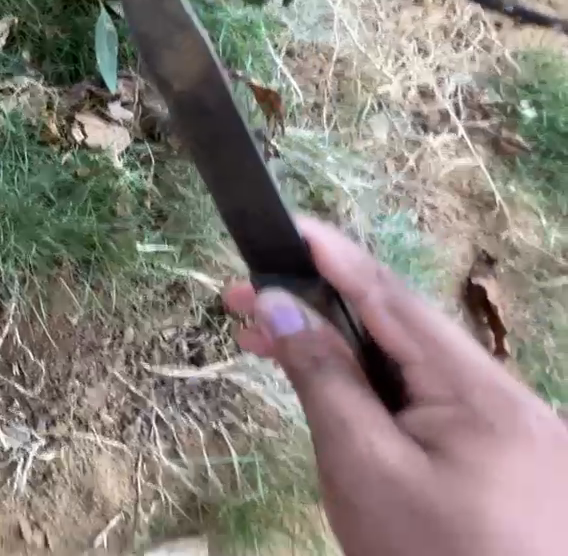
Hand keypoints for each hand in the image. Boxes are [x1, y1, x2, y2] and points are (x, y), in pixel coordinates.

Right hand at [225, 218, 567, 555]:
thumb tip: (277, 299)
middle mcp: (510, 402)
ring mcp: (510, 431)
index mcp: (485, 397)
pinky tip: (317, 374)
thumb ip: (321, 371)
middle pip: (399, 326)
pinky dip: (360, 375)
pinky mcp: (497, 455)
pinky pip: (419, 392)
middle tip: (234, 295)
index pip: (394, 300)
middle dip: (314, 300)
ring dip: (330, 339)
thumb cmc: (426, 550)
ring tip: (257, 334)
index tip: (286, 221)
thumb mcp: (359, 459)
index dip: (336, 255)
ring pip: (405, 359)